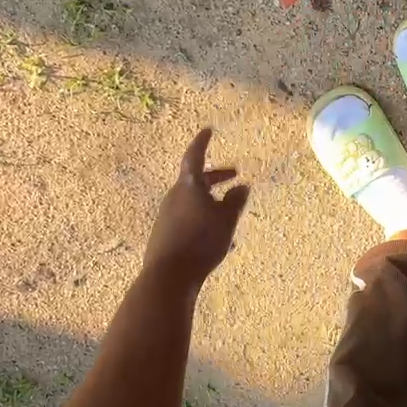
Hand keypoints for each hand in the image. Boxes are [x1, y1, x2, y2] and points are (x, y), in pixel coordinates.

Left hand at [142, 128, 250, 291]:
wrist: (168, 276)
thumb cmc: (201, 241)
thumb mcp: (227, 220)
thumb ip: (236, 201)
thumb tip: (242, 186)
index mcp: (189, 186)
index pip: (195, 156)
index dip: (202, 142)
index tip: (208, 130)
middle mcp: (174, 196)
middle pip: (195, 179)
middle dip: (215, 177)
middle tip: (233, 176)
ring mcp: (166, 215)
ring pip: (192, 200)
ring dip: (210, 200)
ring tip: (229, 212)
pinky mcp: (163, 233)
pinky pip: (187, 217)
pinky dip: (202, 217)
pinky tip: (215, 234)